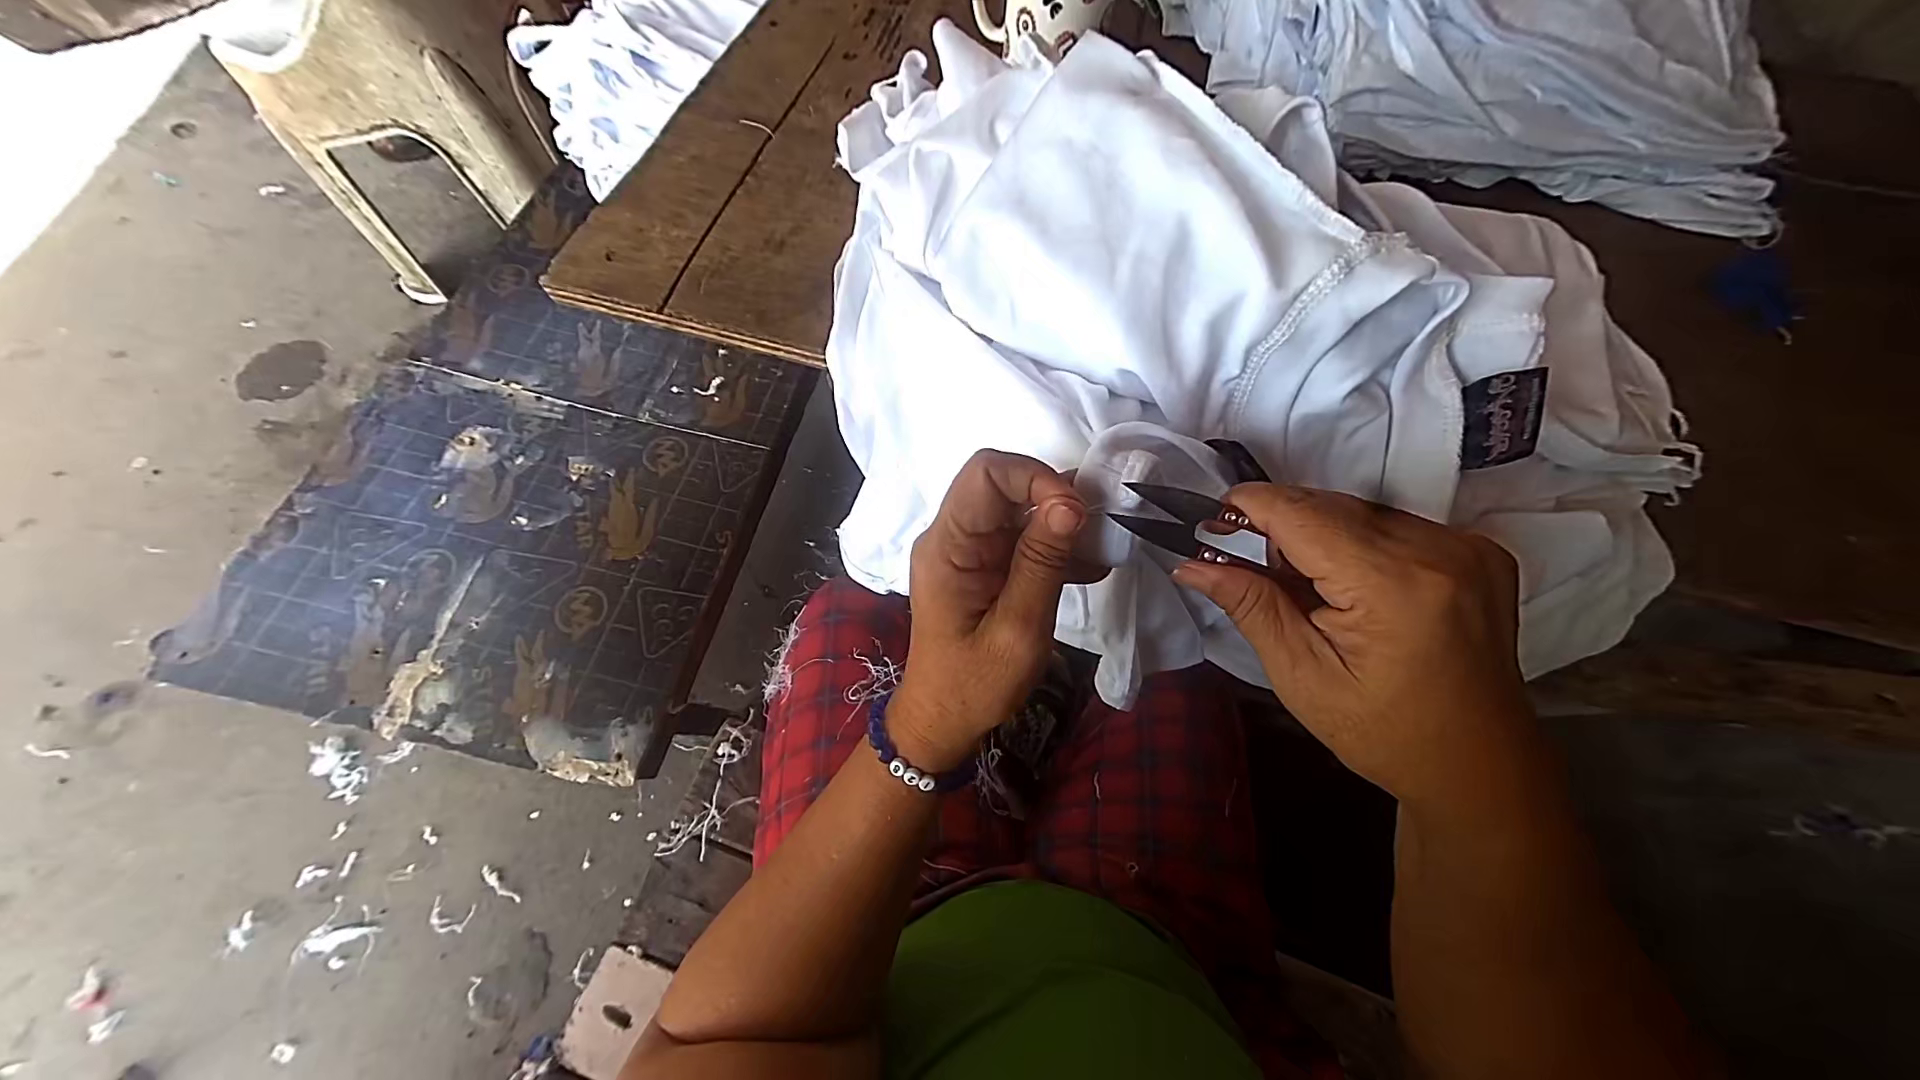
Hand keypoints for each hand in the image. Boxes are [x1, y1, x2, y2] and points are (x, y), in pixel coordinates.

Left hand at [886, 450, 1092, 771]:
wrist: (943, 719)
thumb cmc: (975, 685)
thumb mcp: (1017, 630)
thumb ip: (1041, 563)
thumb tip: (1070, 503)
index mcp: (947, 546)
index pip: (985, 474)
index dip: (1035, 477)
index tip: (1076, 511)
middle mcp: (952, 537)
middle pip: (1002, 485)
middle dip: (1054, 496)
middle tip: (1096, 526)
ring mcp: (967, 550)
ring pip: (1016, 509)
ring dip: (1060, 523)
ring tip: (1098, 549)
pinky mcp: (983, 565)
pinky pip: (1020, 537)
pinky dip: (1054, 546)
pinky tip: (1087, 569)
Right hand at [1172, 484, 1537, 809]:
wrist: (1478, 763)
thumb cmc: (1382, 732)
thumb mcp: (1300, 675)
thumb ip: (1250, 606)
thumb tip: (1192, 564)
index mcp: (1392, 586)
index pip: (1301, 513)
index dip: (1249, 507)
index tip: (1211, 526)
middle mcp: (1437, 550)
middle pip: (1328, 504)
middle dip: (1275, 523)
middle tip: (1241, 561)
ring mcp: (1465, 546)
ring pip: (1357, 508)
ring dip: (1313, 530)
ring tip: (1297, 581)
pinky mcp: (1477, 549)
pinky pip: (1391, 522)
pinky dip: (1352, 539)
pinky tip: (1343, 582)